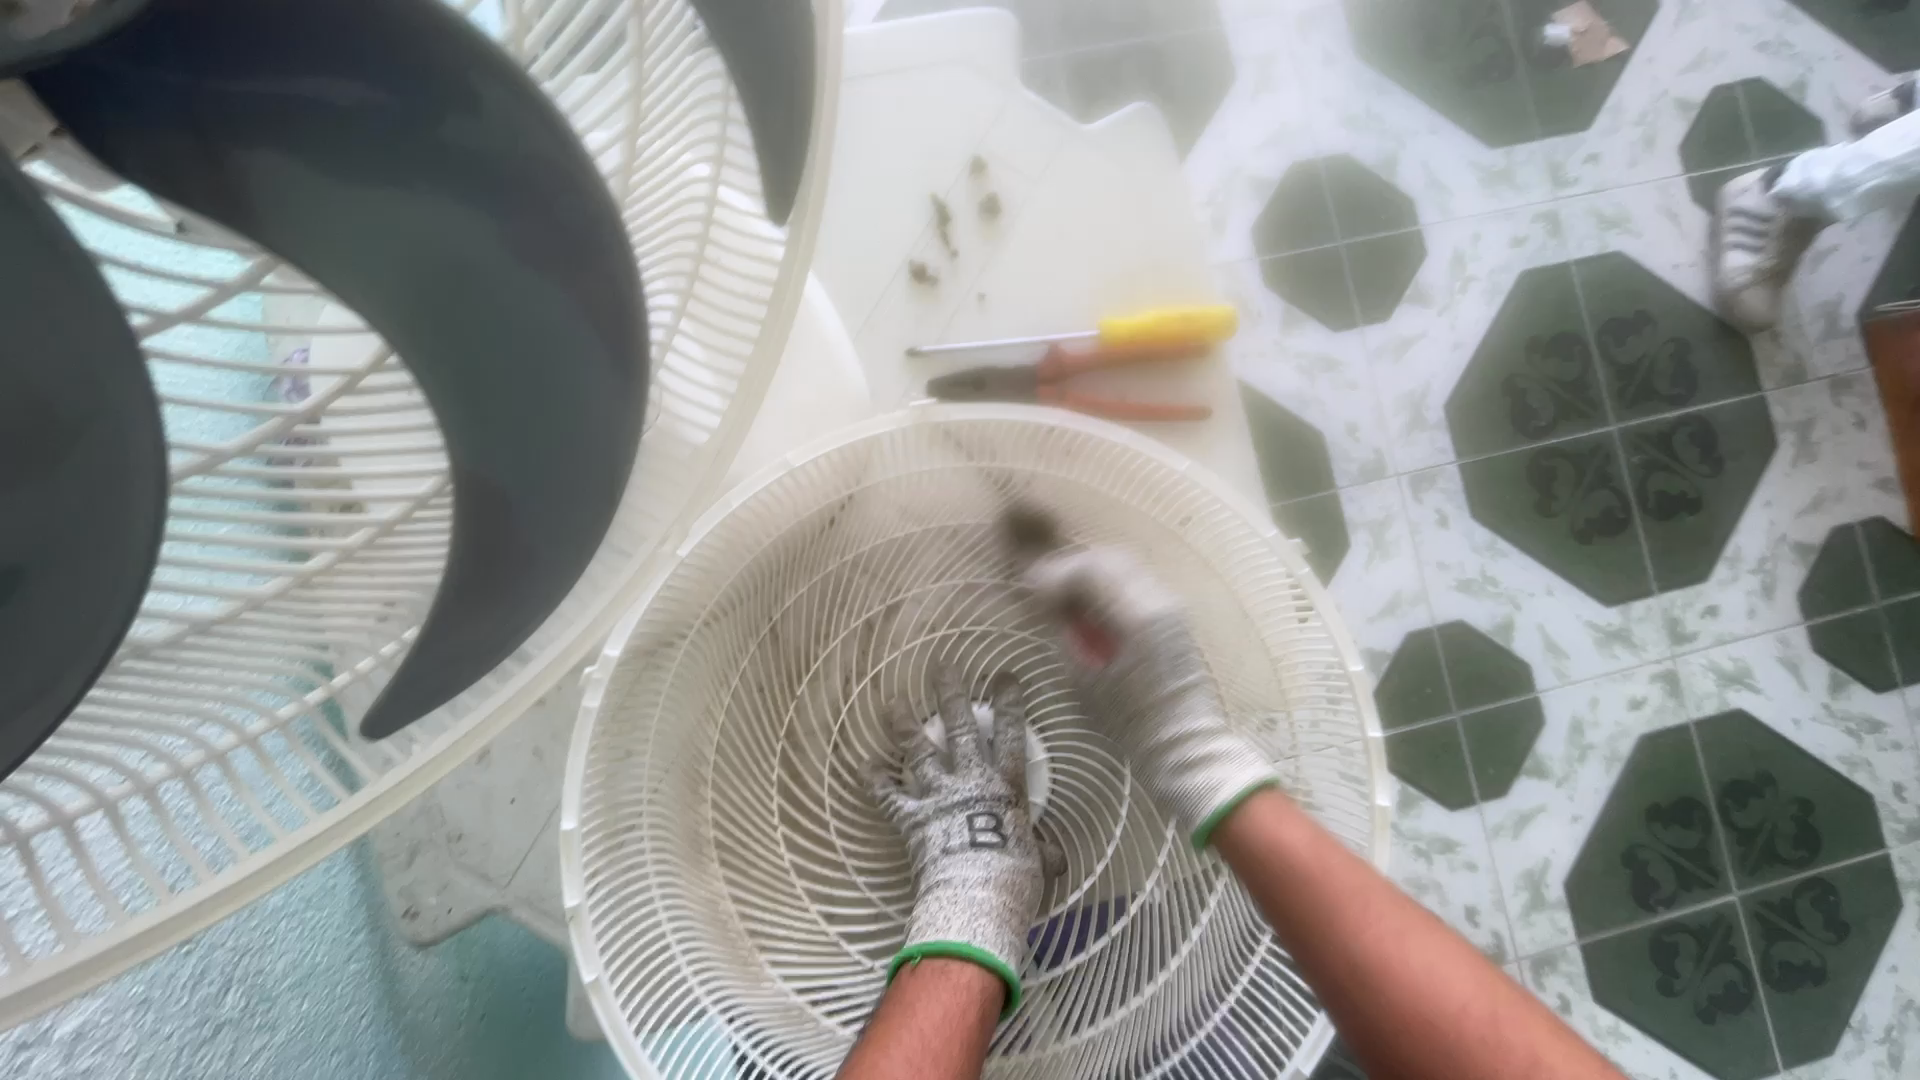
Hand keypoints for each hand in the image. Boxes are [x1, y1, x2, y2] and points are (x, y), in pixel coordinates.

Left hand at [870, 668, 1047, 1015]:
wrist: (976, 901)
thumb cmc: (1016, 882)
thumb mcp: (1041, 864)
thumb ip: (1044, 852)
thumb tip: (1055, 856)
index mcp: (1006, 786)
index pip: (1010, 734)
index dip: (1008, 703)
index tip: (1004, 676)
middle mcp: (971, 780)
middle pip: (960, 727)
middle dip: (952, 694)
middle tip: (942, 666)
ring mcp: (938, 795)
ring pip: (918, 751)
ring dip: (905, 724)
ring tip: (892, 701)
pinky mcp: (911, 818)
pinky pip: (889, 795)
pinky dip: (876, 780)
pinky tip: (865, 763)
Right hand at [1014, 539, 1274, 848]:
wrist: (1184, 742)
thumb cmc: (1130, 721)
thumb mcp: (1085, 679)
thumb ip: (1066, 633)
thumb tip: (1048, 606)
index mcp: (1137, 616)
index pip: (1090, 568)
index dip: (1054, 574)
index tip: (1031, 590)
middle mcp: (1158, 600)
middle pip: (1108, 557)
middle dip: (1070, 567)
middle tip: (1044, 589)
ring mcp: (1170, 605)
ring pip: (1123, 565)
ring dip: (1089, 573)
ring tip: (1063, 597)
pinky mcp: (1173, 615)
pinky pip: (1134, 581)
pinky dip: (1107, 584)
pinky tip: (1089, 606)